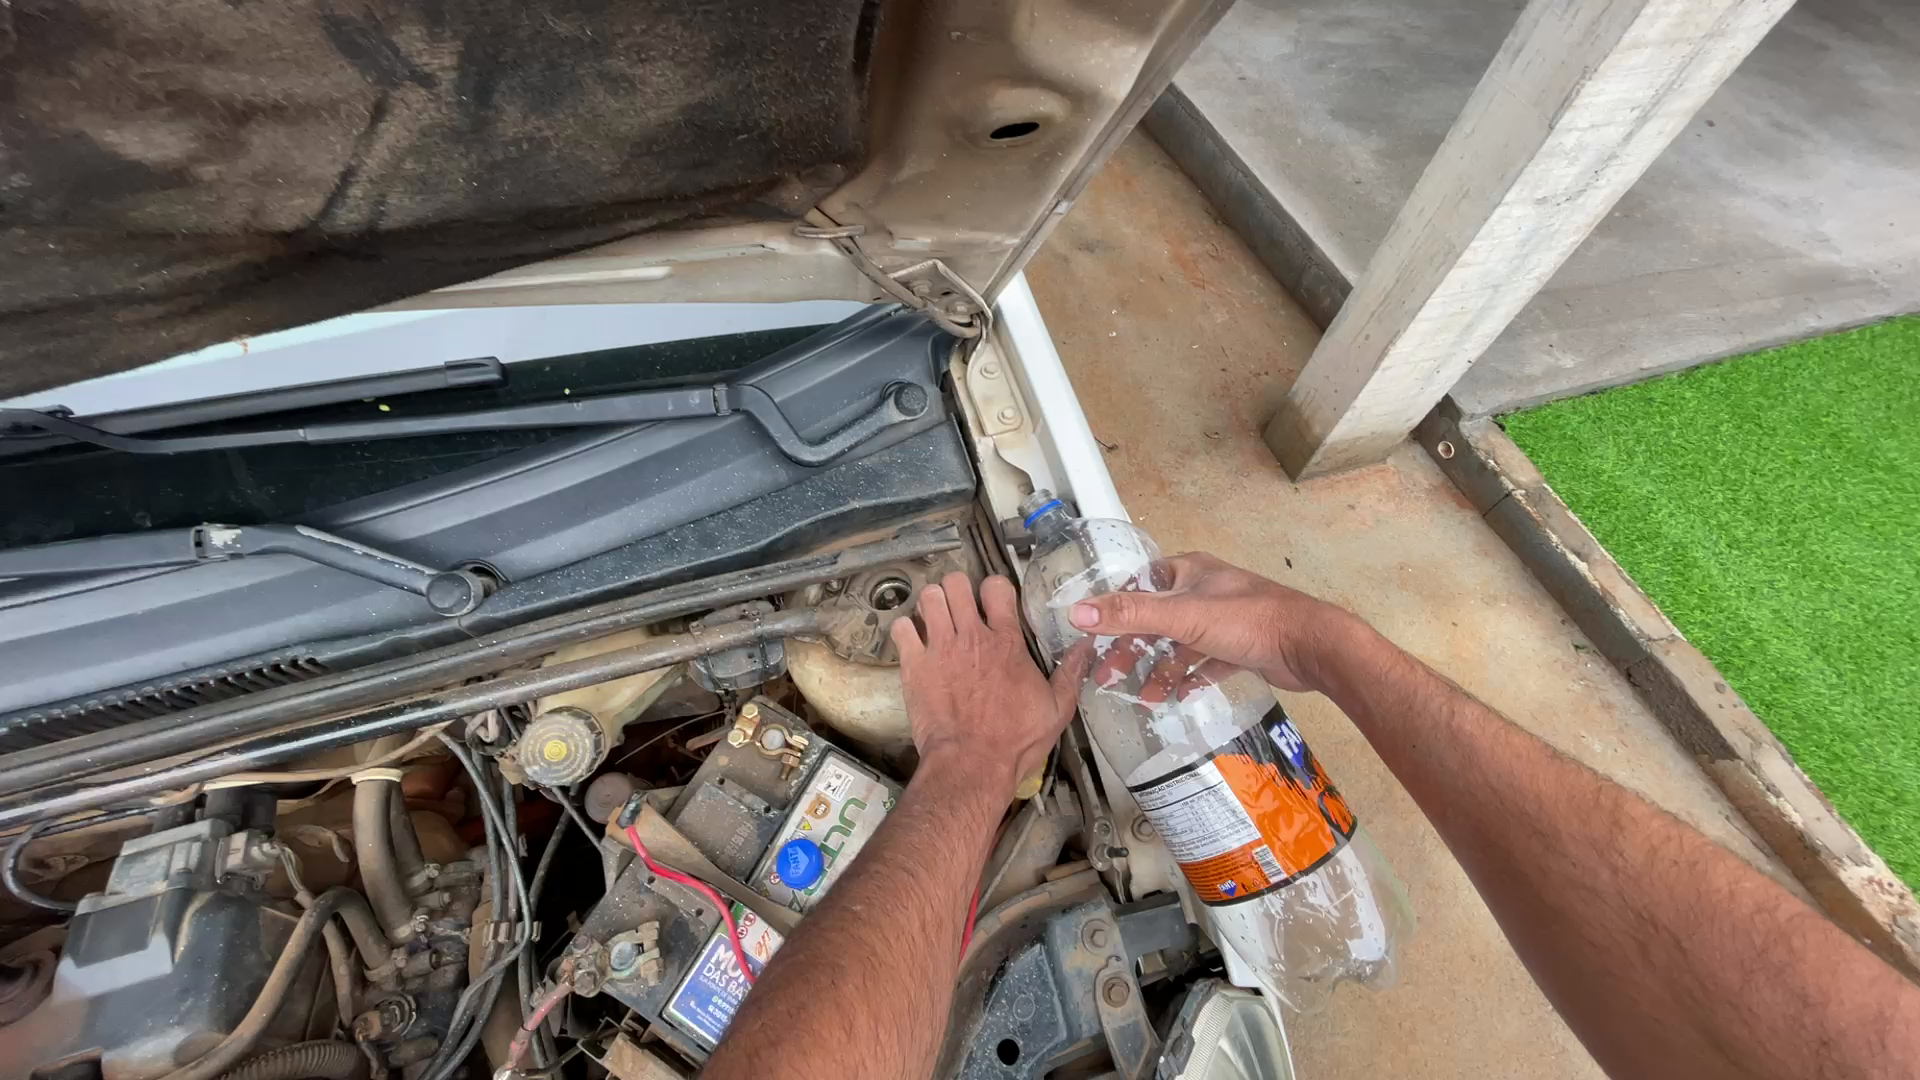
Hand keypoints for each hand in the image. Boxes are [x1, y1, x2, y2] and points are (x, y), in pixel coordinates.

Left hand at [891, 573, 1086, 801]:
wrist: (971, 765)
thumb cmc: (1014, 740)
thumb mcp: (1056, 709)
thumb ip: (1070, 673)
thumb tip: (1087, 646)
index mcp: (1006, 642)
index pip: (996, 586)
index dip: (993, 588)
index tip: (992, 600)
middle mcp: (971, 636)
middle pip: (956, 583)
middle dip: (957, 588)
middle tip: (959, 605)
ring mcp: (939, 648)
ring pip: (928, 597)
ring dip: (931, 603)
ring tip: (936, 617)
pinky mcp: (914, 665)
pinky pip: (902, 627)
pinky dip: (906, 629)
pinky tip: (913, 639)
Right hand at [1066, 552, 1362, 693]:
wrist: (1311, 646)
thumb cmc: (1245, 620)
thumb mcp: (1180, 616)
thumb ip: (1128, 614)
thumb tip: (1075, 613)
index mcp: (1187, 572)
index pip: (1139, 587)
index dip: (1115, 611)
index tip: (1094, 638)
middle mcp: (1203, 590)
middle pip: (1157, 619)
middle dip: (1134, 648)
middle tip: (1111, 677)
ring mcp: (1224, 618)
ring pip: (1180, 643)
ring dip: (1161, 668)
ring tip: (1146, 697)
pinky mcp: (1241, 644)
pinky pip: (1206, 660)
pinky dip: (1190, 676)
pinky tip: (1179, 695)